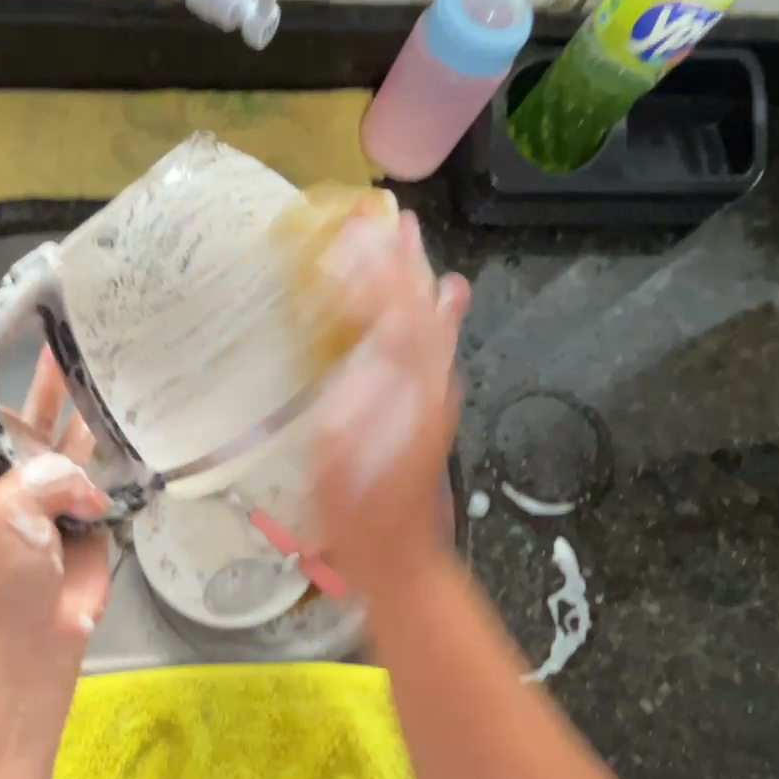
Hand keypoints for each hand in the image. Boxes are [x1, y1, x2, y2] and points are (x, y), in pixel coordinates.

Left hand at [0, 349, 112, 681]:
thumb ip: (46, 475)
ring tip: (116, 374)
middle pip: (41, 423)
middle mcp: (22, 482)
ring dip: (93, 418)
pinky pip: (110, 487)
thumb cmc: (0, 576)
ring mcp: (59, 504)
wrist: (27, 644)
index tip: (39, 339)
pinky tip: (141, 430)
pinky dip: (124, 464)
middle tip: (79, 341)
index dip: (17, 379)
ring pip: (79, 451)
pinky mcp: (93, 527)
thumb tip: (90, 488)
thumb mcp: (5, 512)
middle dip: (58, 387)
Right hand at [312, 212, 469, 601]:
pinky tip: (441, 311)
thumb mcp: (338, 456)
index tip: (362, 231)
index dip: (378, 271)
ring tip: (418, 253)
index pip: (393, 315)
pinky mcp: (430, 415)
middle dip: (407, 267)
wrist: (399, 555)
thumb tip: (361, 344)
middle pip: (420, 313)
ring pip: (431, 331)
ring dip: (423, 287)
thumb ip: (351, 397)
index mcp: (400, 391)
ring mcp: (432, 400)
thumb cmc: (358, 513)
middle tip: (398, 223)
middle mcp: (426, 386)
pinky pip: (435, 355)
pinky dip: (435, 323)